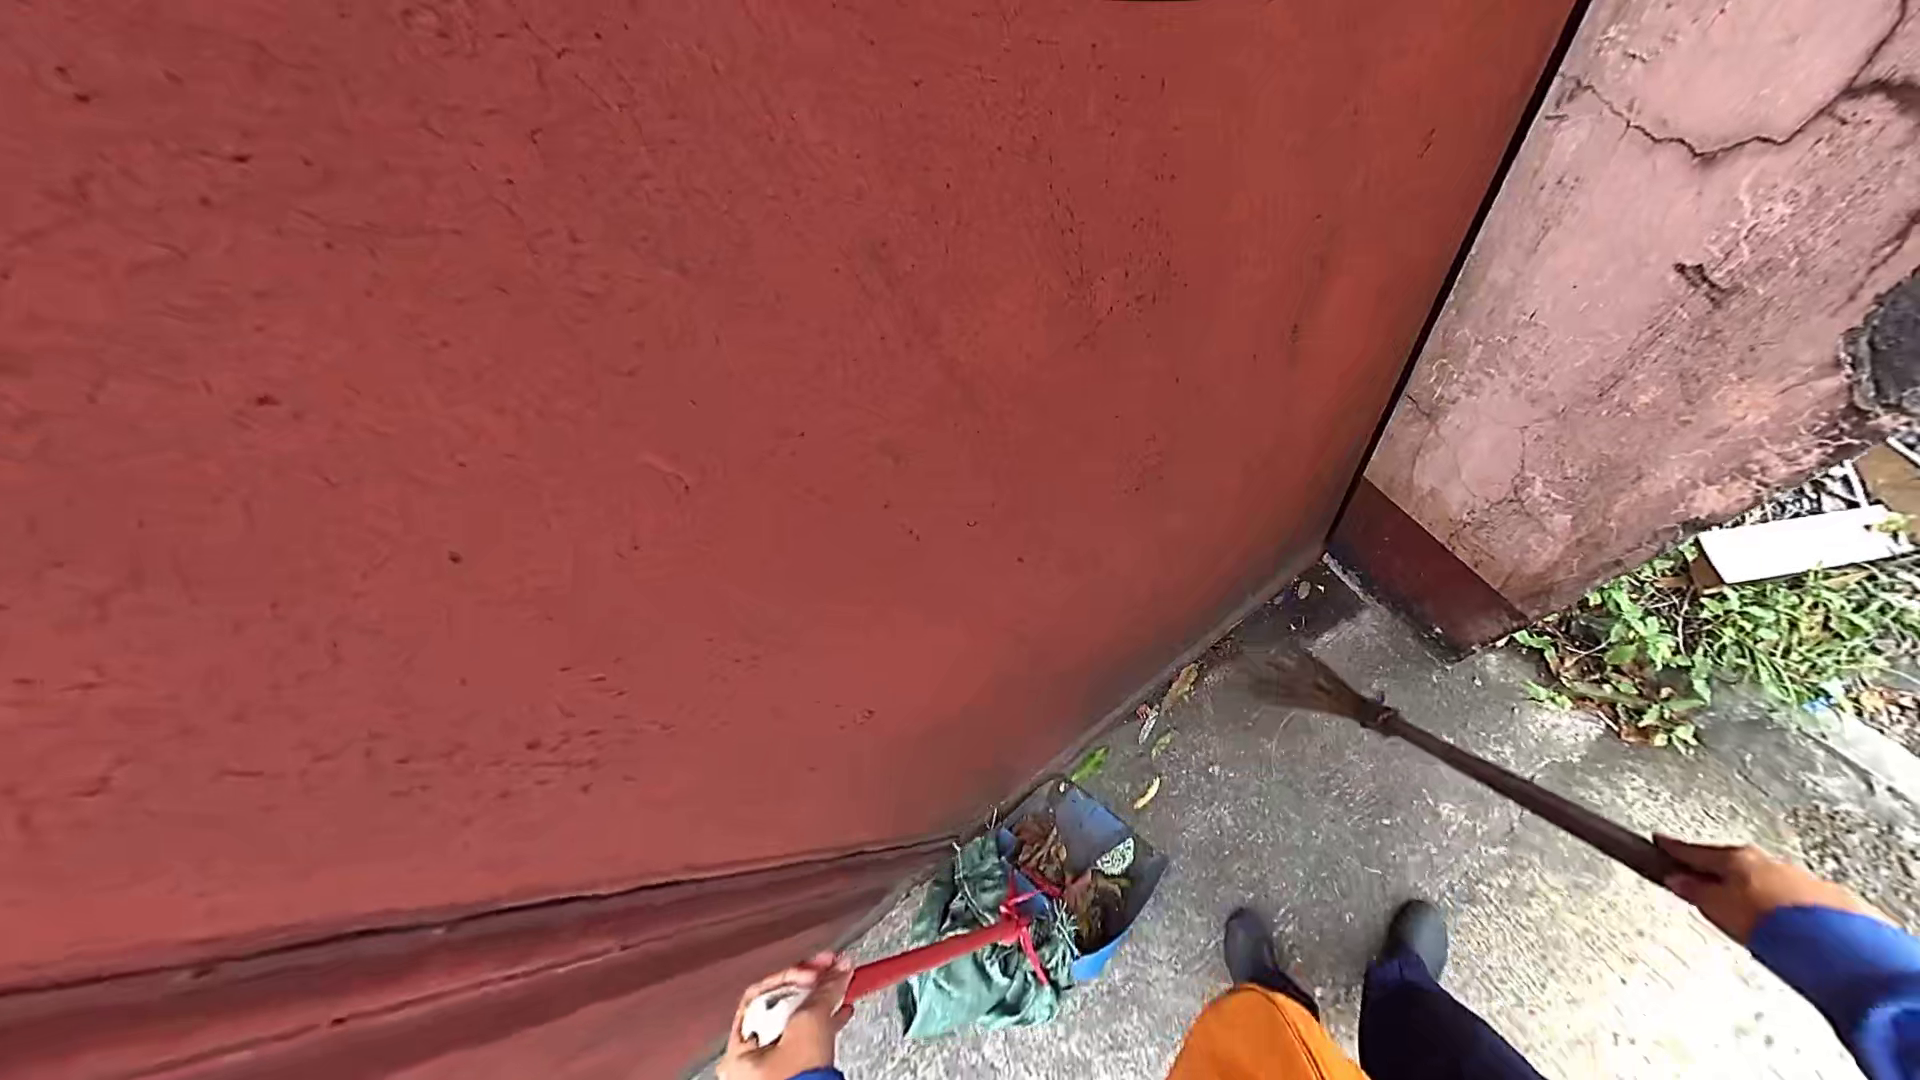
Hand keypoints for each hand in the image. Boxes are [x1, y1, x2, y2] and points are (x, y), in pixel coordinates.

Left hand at [718, 952, 853, 1079]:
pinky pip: (807, 1039)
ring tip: (840, 984)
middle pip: (780, 1004)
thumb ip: (824, 989)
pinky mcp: (793, 1076)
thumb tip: (838, 969)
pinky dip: (824, 1022)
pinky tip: (841, 1011)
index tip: (816, 968)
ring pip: (796, 1020)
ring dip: (821, 999)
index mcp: (739, 1049)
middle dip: (810, 984)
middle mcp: (749, 1061)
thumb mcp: (810, 1023)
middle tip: (829, 968)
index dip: (792, 975)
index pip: (763, 992)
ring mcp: (771, 1071)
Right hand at [1657, 835, 1886, 942]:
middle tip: (1711, 887)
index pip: (1694, 850)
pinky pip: (1808, 902)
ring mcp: (1809, 883)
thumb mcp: (1714, 906)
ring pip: (1775, 883)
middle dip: (1725, 874)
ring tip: (1755, 916)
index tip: (1660, 842)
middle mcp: (1772, 863)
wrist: (1840, 950)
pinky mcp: (1842, 906)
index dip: (1673, 849)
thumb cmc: (1772, 923)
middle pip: (1738, 865)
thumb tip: (1678, 881)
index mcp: (1736, 856)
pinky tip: (1793, 926)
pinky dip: (1794, 909)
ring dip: (1762, 893)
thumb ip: (1693, 890)